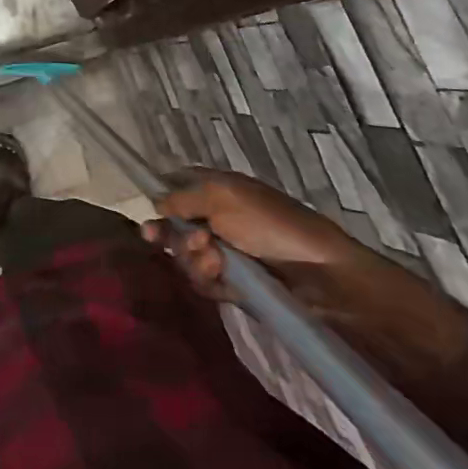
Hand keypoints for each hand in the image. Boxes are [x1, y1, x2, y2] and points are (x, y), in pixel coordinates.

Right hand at [140, 169, 356, 298]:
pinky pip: (204, 281)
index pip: (178, 186)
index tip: (149, 211)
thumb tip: (156, 202)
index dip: (161, 196)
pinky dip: (209, 280)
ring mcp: (225, 251)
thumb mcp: (223, 197)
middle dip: (172, 234)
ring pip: (186, 256)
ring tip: (214, 260)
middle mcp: (218, 218)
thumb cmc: (271, 223)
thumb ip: (183, 198)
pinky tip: (222, 277)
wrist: (318, 274)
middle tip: (166, 240)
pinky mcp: (233, 283)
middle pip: (175, 225)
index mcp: (218, 189)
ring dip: (193, 258)